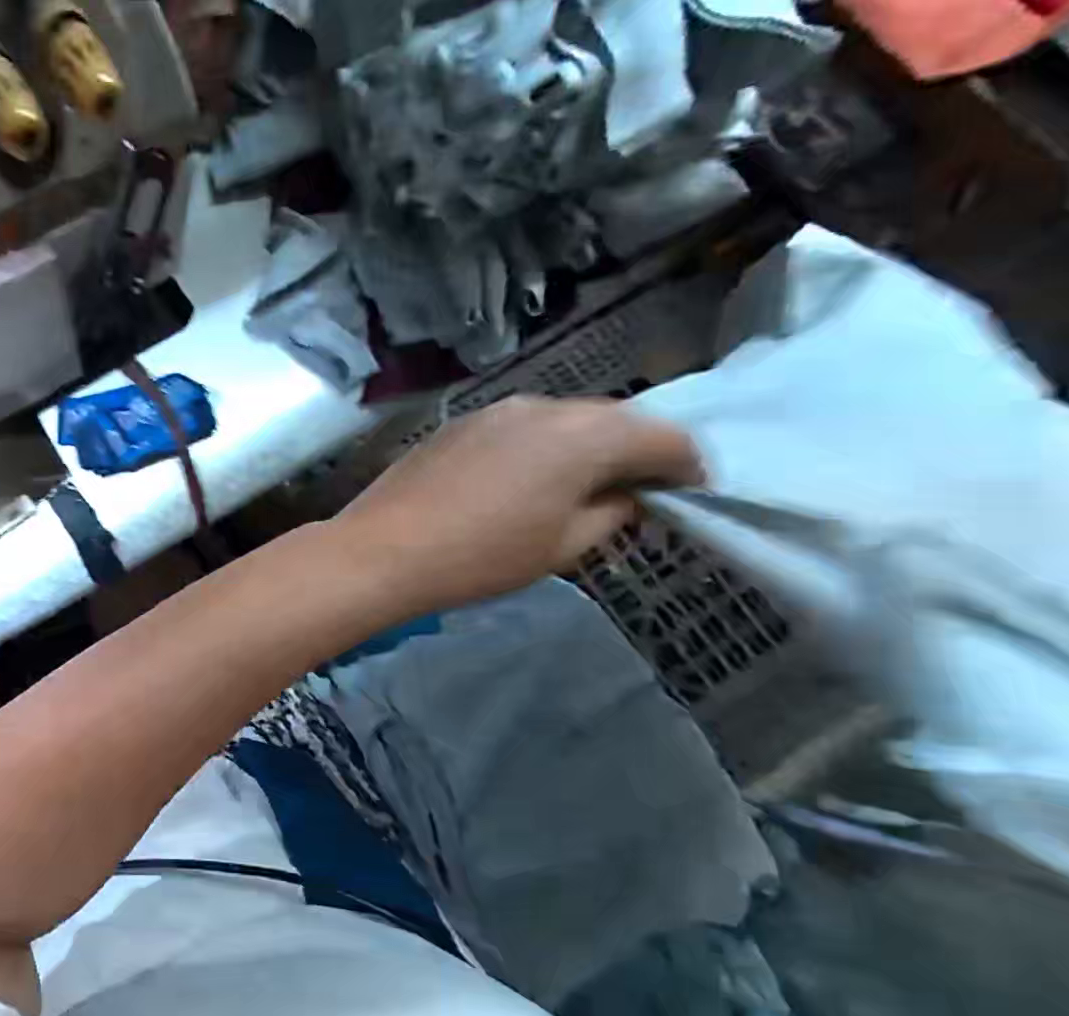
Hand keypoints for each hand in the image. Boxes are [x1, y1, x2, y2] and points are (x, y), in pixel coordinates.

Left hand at [330, 395, 703, 614]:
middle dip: (633, 452)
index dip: (684, 468)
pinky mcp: (458, 424)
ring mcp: (494, 410)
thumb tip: (626, 494)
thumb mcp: (564, 545)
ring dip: (583, 446)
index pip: (663, 437)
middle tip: (636, 492)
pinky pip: (517, 427)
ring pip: (561, 420)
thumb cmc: (481, 556)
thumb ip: (611, 511)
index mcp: (583, 434)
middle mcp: (542, 407)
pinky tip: (525, 477)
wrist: (384, 549)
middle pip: (612, 420)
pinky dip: (538, 446)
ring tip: (580, 486)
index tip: (684, 496)